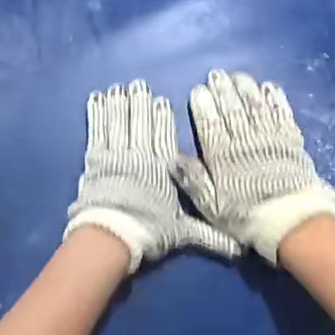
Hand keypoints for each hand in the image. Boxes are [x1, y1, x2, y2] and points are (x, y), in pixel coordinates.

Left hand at [66, 80, 240, 272]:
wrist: (114, 233)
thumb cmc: (149, 231)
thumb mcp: (183, 232)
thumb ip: (209, 235)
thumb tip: (238, 249)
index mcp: (163, 168)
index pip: (164, 136)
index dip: (162, 117)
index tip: (160, 100)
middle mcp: (141, 155)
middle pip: (141, 123)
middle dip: (140, 102)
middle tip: (137, 84)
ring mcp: (116, 154)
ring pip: (120, 121)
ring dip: (119, 103)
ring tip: (119, 88)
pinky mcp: (95, 158)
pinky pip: (97, 130)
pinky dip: (97, 113)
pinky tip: (96, 99)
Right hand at [174, 70, 334, 264]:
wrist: (292, 222)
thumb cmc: (245, 217)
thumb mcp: (210, 206)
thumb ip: (193, 179)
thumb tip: (174, 158)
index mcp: (222, 157)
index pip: (209, 124)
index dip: (203, 106)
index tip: (197, 90)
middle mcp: (245, 142)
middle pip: (232, 110)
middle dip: (223, 90)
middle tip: (216, 74)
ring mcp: (270, 140)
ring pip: (256, 107)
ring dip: (246, 89)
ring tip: (238, 75)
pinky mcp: (292, 143)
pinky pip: (282, 115)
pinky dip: (276, 99)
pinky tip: (270, 88)